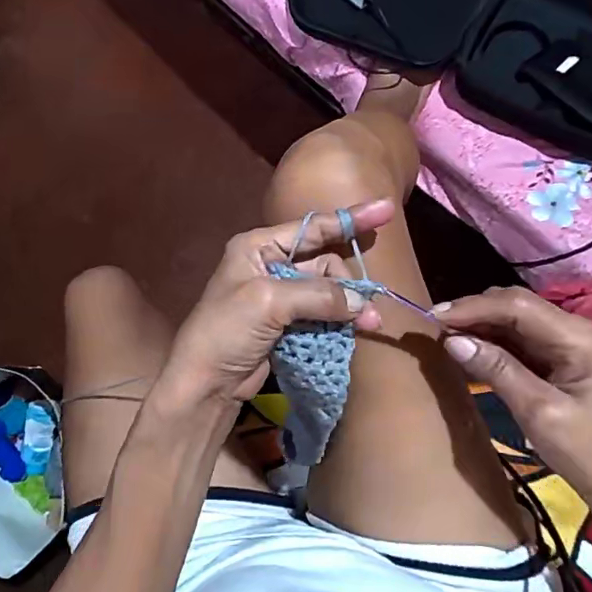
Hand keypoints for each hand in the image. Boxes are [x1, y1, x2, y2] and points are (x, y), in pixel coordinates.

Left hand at [159, 200, 394, 402]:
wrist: (205, 383)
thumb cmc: (226, 330)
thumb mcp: (269, 302)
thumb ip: (319, 295)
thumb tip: (362, 303)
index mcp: (258, 247)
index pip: (312, 227)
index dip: (350, 219)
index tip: (386, 209)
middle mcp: (269, 265)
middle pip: (324, 263)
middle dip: (348, 282)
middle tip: (368, 309)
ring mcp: (278, 296)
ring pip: (327, 291)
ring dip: (348, 306)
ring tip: (370, 323)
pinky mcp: (285, 324)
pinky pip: (321, 314)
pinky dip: (338, 321)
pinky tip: (352, 331)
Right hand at [433, 288, 591, 510]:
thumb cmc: (583, 450)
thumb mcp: (537, 412)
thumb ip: (497, 370)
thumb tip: (452, 341)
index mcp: (581, 339)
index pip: (519, 307)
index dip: (475, 307)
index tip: (436, 316)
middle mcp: (577, 330)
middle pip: (517, 305)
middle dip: (475, 311)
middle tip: (435, 325)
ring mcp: (569, 341)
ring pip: (514, 318)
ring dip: (479, 323)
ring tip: (444, 334)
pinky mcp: (558, 355)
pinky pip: (517, 337)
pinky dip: (490, 339)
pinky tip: (466, 346)